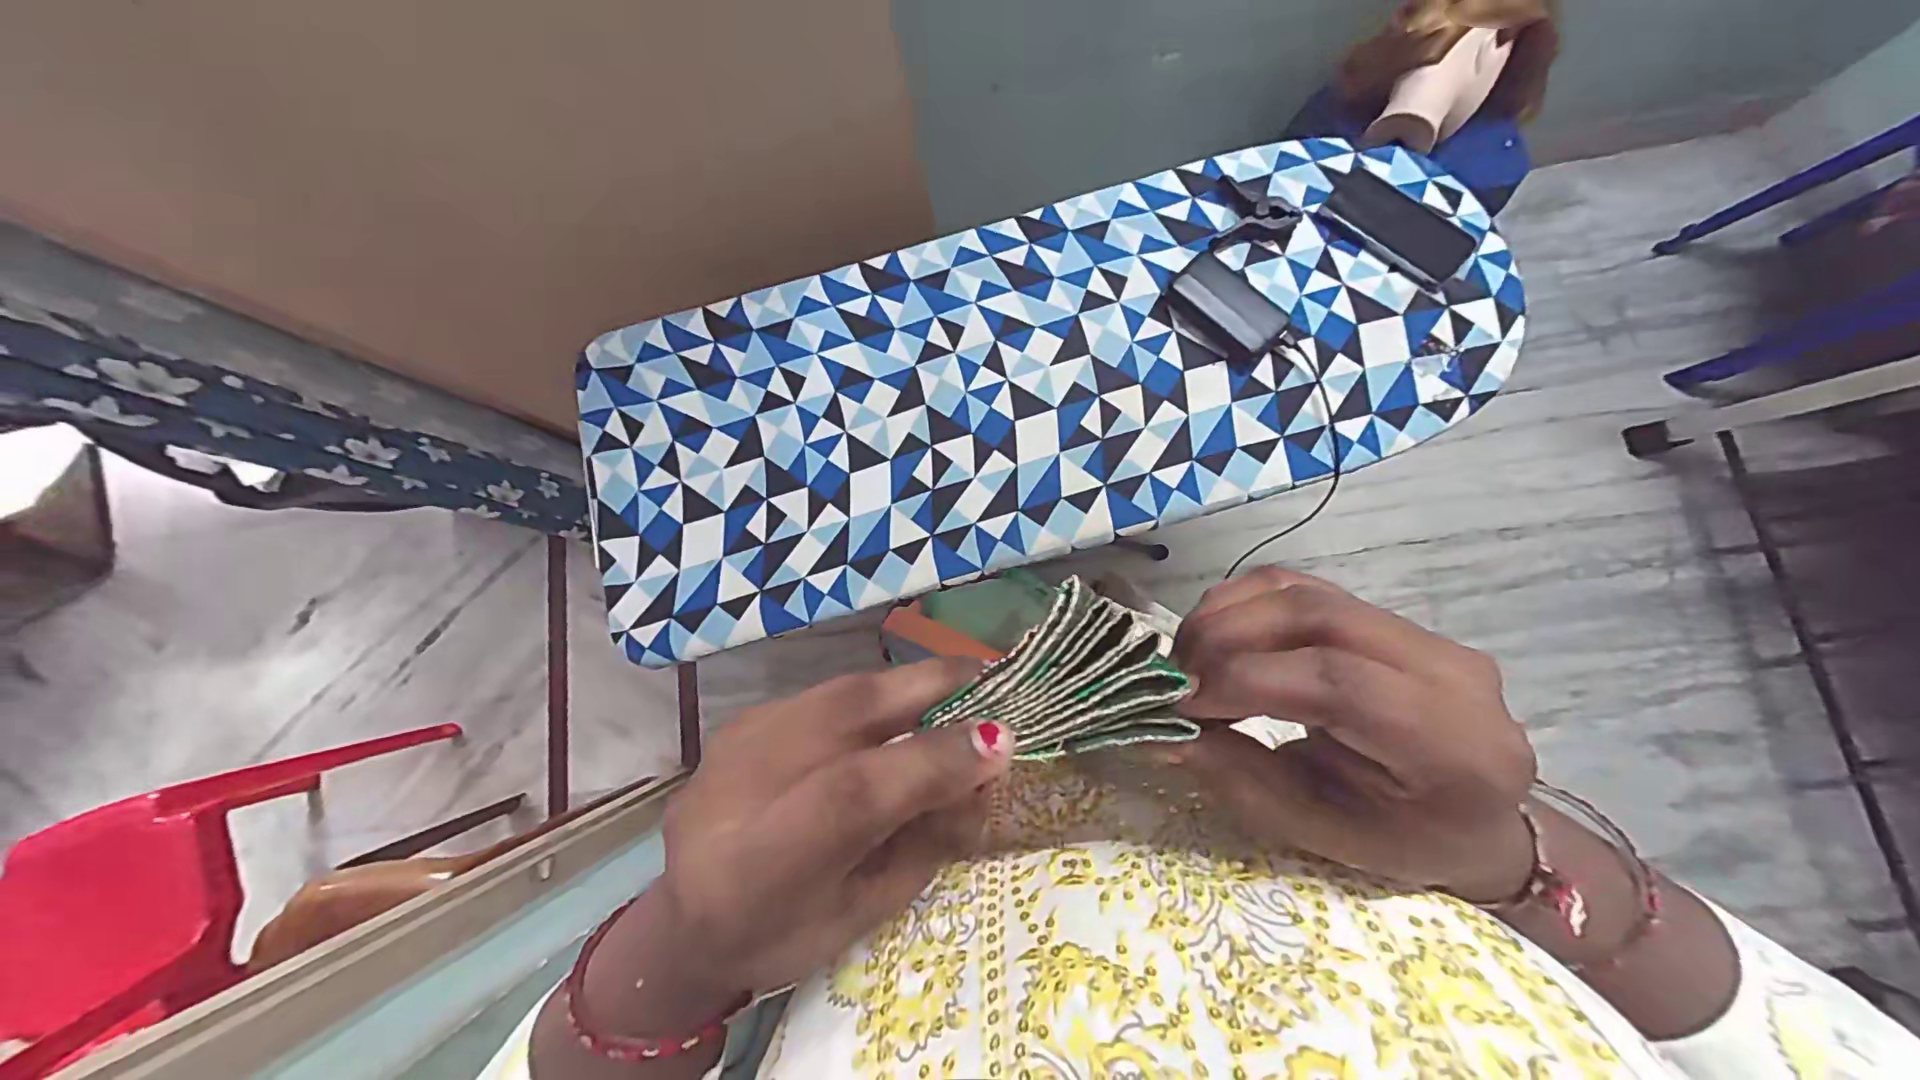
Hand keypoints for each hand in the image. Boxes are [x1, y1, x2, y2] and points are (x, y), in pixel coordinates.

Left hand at [646, 658, 1013, 1004]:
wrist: (686, 917)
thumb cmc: (783, 936)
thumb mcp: (861, 914)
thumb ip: (923, 842)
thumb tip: (983, 766)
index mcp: (761, 866)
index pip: (854, 794)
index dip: (930, 761)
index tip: (1001, 740)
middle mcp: (739, 786)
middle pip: (845, 713)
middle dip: (930, 688)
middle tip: (993, 678)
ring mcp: (736, 741)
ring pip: (841, 689)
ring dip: (909, 682)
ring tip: (960, 683)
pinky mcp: (744, 718)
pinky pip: (827, 693)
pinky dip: (877, 694)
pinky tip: (905, 704)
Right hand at [1168, 566, 1536, 899]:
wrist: (1470, 819)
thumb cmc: (1399, 842)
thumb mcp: (1317, 830)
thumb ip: (1238, 776)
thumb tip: (1159, 729)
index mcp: (1450, 743)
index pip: (1337, 681)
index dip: (1244, 679)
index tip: (1181, 704)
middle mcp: (1446, 669)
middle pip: (1313, 616)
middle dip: (1223, 639)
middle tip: (1174, 678)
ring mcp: (1417, 632)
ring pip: (1299, 592)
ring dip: (1224, 616)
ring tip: (1187, 660)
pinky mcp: (1382, 615)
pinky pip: (1298, 588)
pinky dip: (1240, 605)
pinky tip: (1215, 639)